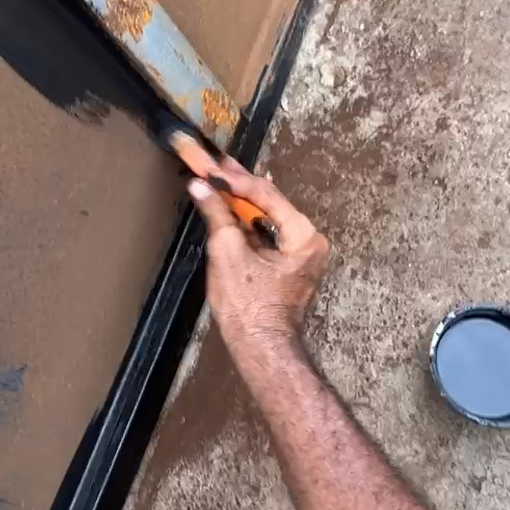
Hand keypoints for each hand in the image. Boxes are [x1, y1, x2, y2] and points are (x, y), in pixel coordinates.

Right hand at [187, 158, 331, 363]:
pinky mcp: (288, 264)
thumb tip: (199, 186)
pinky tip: (233, 201)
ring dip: (242, 198)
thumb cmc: (248, 305)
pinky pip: (267, 231)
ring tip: (220, 175)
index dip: (235, 180)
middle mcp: (309, 240)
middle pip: (270, 201)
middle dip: (239, 183)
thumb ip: (216, 213)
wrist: (260, 348)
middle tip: (214, 161)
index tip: (210, 167)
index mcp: (304, 234)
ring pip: (268, 215)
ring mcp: (300, 253)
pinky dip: (247, 218)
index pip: (266, 195)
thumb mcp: (227, 251)